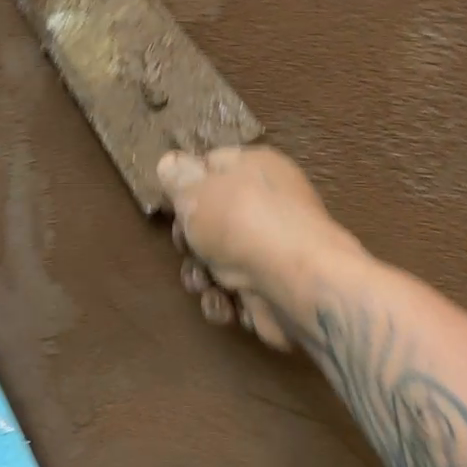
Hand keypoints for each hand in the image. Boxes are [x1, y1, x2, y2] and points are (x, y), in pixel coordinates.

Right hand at [157, 146, 366, 350]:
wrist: (296, 283)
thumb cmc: (242, 223)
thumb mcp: (196, 189)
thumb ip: (177, 177)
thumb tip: (170, 162)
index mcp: (255, 168)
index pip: (211, 166)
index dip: (186, 185)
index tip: (171, 205)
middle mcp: (267, 204)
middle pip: (210, 219)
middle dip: (190, 240)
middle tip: (187, 248)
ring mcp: (272, 248)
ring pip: (218, 259)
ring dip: (202, 276)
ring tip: (204, 284)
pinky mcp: (274, 286)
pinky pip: (236, 290)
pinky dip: (225, 300)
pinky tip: (226, 304)